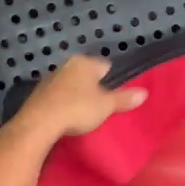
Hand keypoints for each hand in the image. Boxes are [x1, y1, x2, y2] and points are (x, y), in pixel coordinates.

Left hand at [8, 55, 146, 139]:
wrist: (39, 122)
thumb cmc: (78, 109)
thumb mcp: (106, 106)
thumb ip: (124, 98)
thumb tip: (145, 92)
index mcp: (84, 62)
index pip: (105, 65)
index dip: (112, 79)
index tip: (114, 94)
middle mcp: (67, 64)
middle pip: (86, 74)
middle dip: (93, 86)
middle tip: (102, 104)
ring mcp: (51, 78)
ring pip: (71, 83)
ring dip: (77, 94)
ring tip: (85, 112)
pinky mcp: (39, 93)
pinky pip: (59, 95)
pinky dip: (64, 102)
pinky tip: (68, 116)